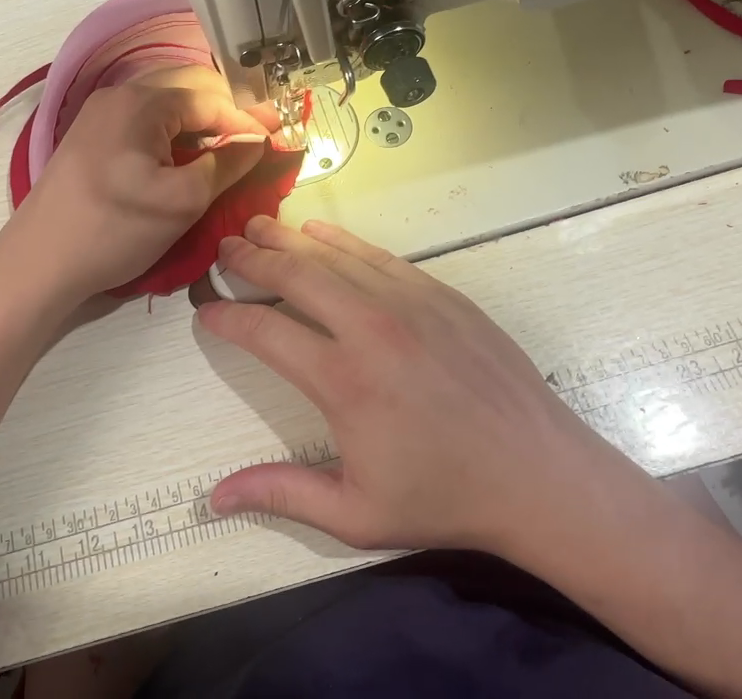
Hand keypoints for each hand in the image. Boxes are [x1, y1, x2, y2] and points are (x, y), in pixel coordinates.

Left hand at [3, 66, 272, 302]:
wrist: (38, 264)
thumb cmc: (115, 230)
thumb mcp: (183, 201)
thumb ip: (226, 164)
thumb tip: (257, 143)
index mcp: (141, 101)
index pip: (210, 101)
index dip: (247, 123)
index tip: (278, 141)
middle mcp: (117, 95)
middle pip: (186, 94)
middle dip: (224, 117)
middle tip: (256, 142)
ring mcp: (97, 115)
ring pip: (163, 108)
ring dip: (197, 126)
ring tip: (226, 152)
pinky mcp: (87, 138)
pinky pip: (141, 124)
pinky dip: (169, 136)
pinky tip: (184, 158)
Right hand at [198, 216, 639, 556]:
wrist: (537, 474)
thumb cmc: (443, 497)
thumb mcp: (356, 514)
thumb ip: (282, 494)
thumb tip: (215, 497)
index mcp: (343, 381)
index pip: (264, 332)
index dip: (227, 318)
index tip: (204, 310)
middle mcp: (371, 328)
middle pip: (295, 276)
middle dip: (251, 259)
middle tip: (223, 249)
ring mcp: (411, 303)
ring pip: (336, 256)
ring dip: (290, 239)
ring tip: (258, 228)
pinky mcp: (442, 294)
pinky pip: (380, 256)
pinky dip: (343, 241)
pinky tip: (321, 233)